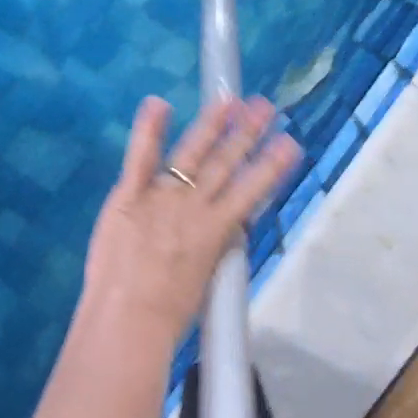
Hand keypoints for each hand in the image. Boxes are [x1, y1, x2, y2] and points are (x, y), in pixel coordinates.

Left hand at [79, 96, 301, 351]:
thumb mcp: (206, 279)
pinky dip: (149, 129)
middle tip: (265, 106)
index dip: (271, 166)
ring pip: (193, 153)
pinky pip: (141, 156)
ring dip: (212, 124)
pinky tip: (158, 103)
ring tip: (229, 98)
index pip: (250, 190)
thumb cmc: (168, 314)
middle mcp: (194, 206)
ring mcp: (162, 196)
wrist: (129, 319)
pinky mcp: (128, 195)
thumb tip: (228, 226)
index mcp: (216, 230)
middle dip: (248, 134)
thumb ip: (215, 246)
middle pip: (226, 163)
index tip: (289, 144)